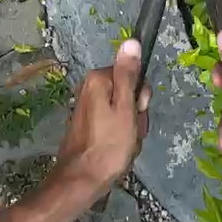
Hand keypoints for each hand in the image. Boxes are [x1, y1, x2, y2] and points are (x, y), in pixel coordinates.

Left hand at [49, 38, 150, 203]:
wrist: (81, 181)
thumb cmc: (108, 146)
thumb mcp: (125, 109)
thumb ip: (129, 76)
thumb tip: (132, 41)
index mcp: (98, 79)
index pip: (133, 76)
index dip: (140, 98)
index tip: (136, 115)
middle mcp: (90, 87)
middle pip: (127, 93)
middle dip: (135, 115)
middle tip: (130, 133)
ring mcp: (88, 106)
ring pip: (123, 111)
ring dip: (130, 129)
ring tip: (125, 145)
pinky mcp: (88, 123)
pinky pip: (113, 123)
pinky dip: (120, 137)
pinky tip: (117, 151)